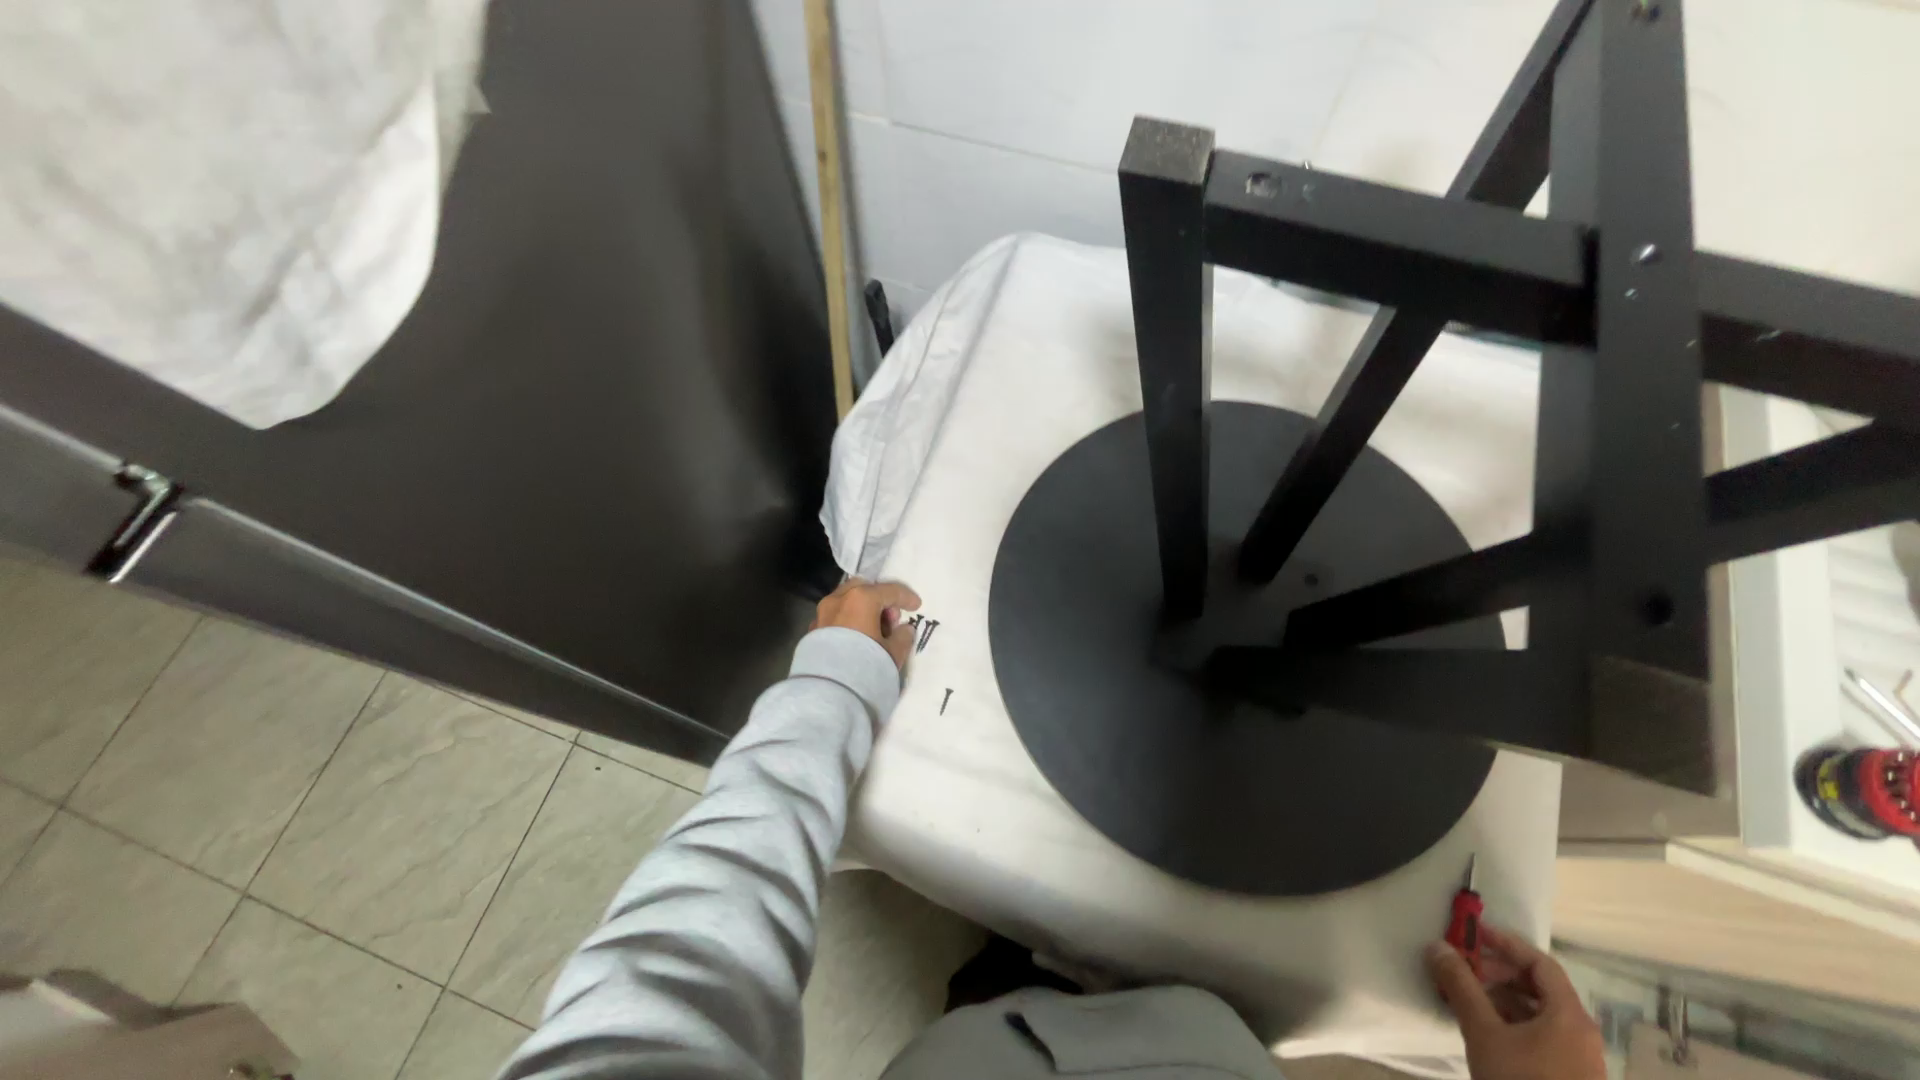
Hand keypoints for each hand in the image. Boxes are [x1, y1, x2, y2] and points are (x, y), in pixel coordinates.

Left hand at [812, 578, 922, 670]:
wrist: (828, 691)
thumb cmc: (865, 664)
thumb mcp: (893, 652)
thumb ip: (902, 637)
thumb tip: (904, 630)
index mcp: (861, 599)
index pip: (890, 591)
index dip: (906, 597)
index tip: (916, 606)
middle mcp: (838, 600)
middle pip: (863, 588)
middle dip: (879, 599)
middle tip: (890, 619)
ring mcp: (822, 614)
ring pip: (845, 601)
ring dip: (860, 609)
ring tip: (872, 631)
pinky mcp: (812, 631)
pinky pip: (834, 618)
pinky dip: (847, 621)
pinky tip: (854, 639)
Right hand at [1426, 925, 1604, 1079]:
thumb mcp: (1483, 1032)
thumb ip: (1461, 986)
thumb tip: (1438, 946)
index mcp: (1570, 1016)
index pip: (1541, 963)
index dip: (1507, 944)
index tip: (1474, 934)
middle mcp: (1582, 1032)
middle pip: (1543, 986)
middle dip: (1502, 971)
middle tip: (1468, 968)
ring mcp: (1580, 1057)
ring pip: (1542, 1011)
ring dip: (1506, 996)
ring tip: (1472, 998)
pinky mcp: (1571, 1076)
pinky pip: (1545, 1033)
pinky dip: (1516, 1020)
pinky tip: (1489, 1028)